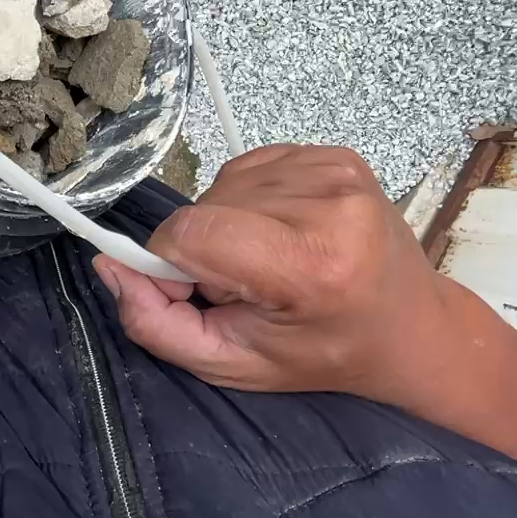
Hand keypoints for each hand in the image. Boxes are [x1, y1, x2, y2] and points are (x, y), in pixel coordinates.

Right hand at [94, 145, 458, 403]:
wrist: (408, 330)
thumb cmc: (319, 356)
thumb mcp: (229, 363)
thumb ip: (154, 322)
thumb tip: (108, 264)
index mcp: (311, 264)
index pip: (192, 232)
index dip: (171, 263)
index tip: (199, 293)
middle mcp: (330, 204)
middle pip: (203, 208)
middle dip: (201, 248)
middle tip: (243, 285)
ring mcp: (337, 171)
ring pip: (220, 188)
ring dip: (224, 224)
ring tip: (265, 260)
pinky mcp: (336, 155)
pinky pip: (247, 170)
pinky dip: (245, 202)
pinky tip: (278, 232)